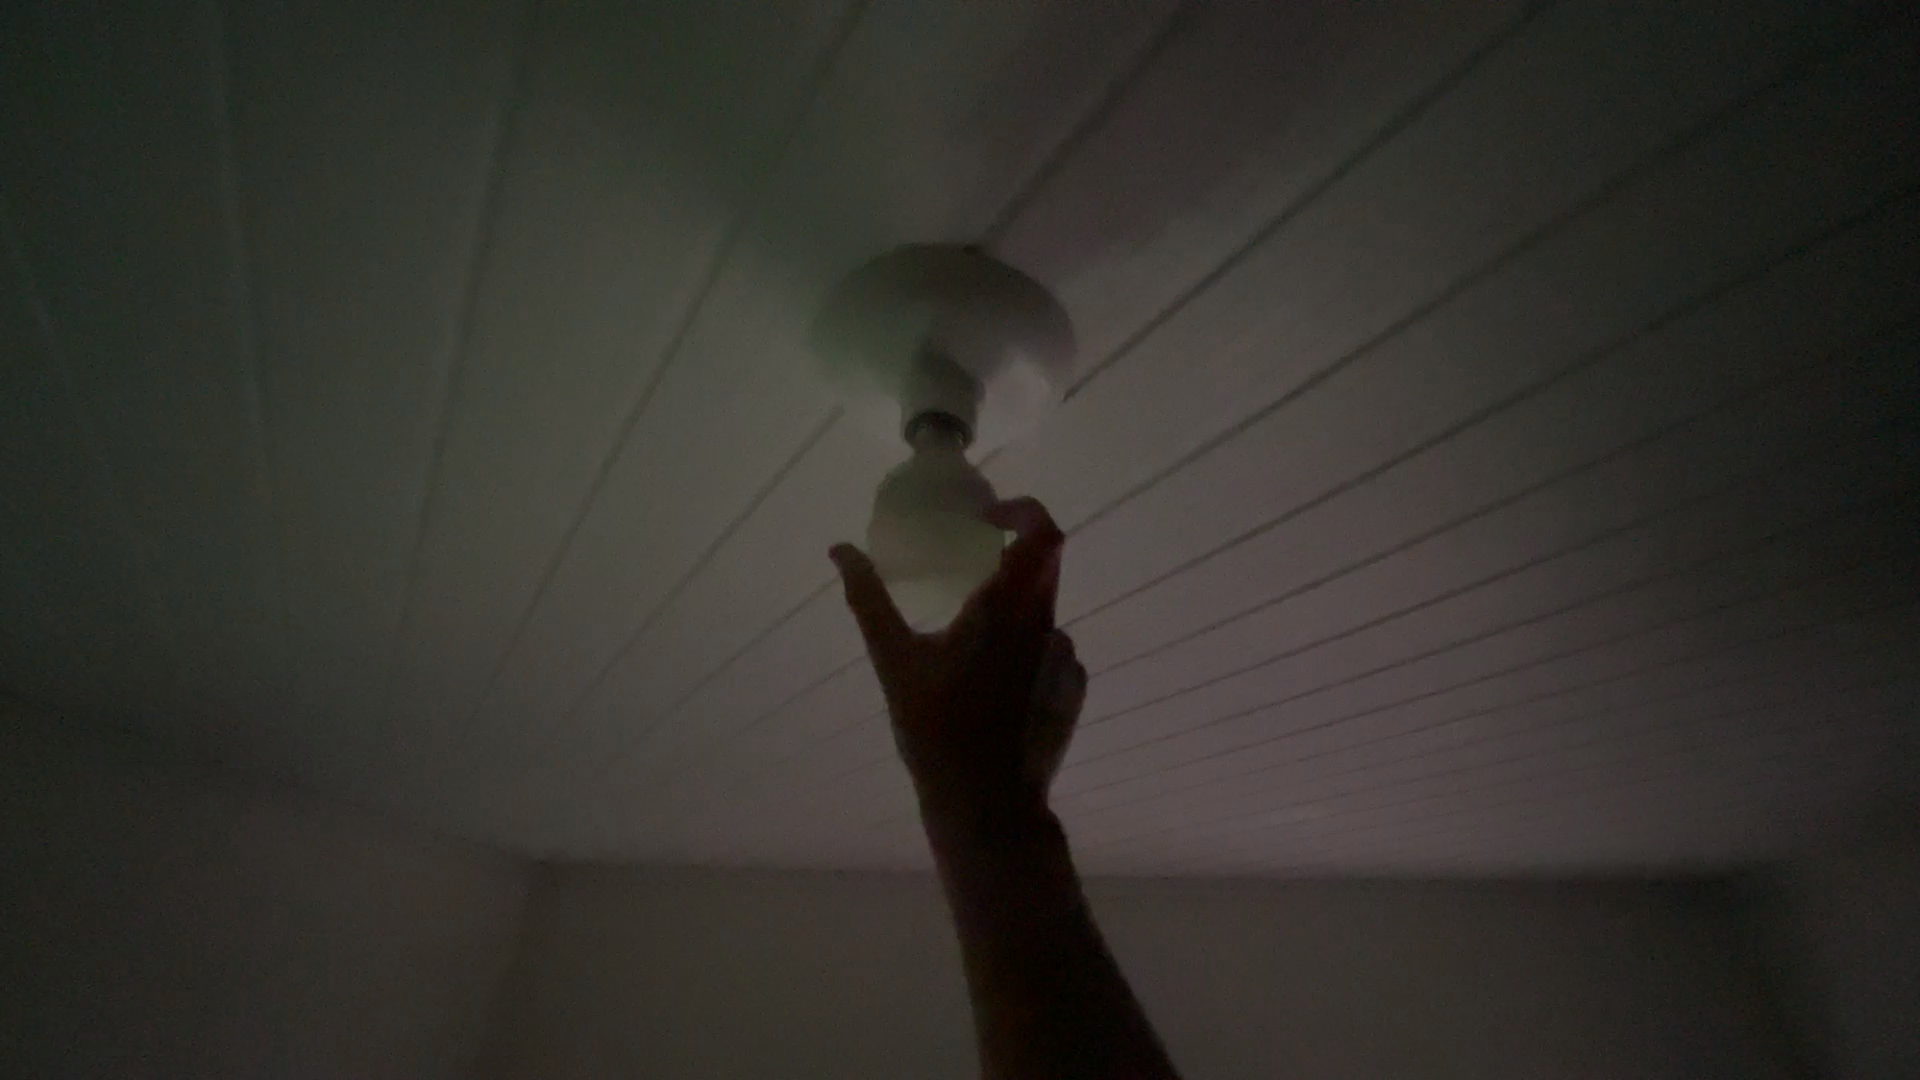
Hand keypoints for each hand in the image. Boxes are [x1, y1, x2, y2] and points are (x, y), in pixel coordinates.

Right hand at [830, 497, 1085, 827]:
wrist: (988, 806)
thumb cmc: (936, 730)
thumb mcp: (893, 660)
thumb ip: (868, 599)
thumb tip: (840, 550)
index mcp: (1007, 609)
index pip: (1042, 532)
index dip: (1022, 510)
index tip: (987, 516)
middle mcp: (1046, 624)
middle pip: (1042, 566)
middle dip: (1007, 561)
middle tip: (970, 578)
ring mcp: (1066, 658)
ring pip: (1042, 612)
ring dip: (1012, 615)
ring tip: (971, 657)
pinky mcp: (1074, 688)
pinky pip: (1051, 649)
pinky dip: (1026, 650)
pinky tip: (995, 688)